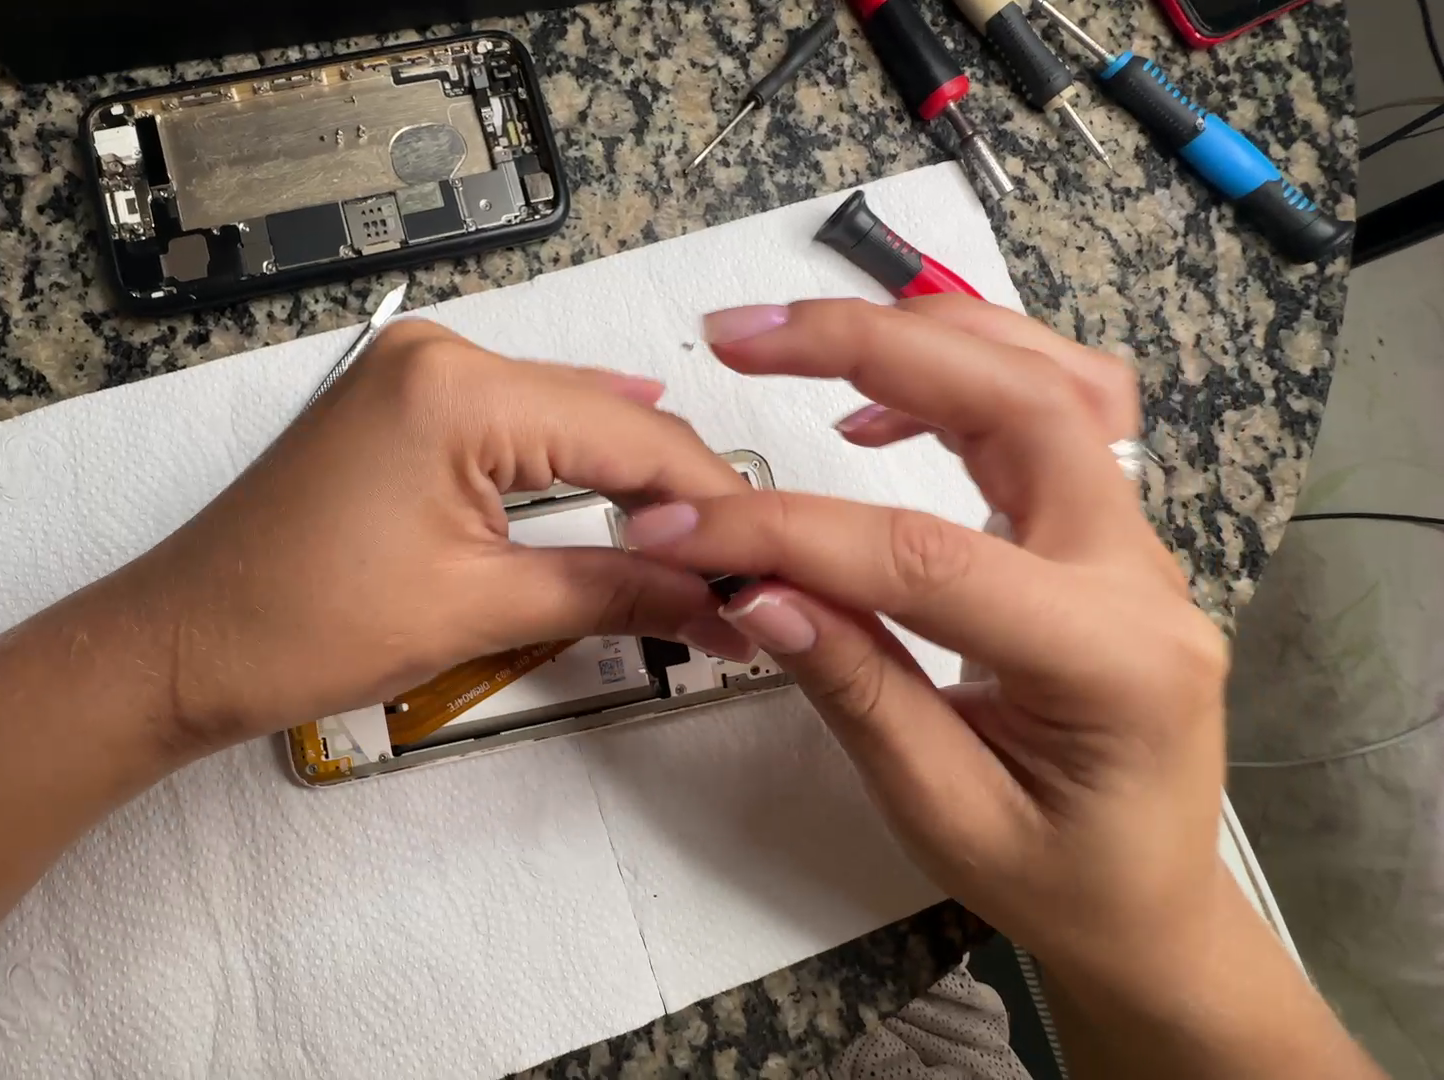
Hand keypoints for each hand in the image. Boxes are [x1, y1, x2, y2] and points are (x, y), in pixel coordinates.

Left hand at [126, 318, 754, 760]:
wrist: (183, 644)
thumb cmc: (310, 628)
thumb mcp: (477, 608)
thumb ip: (613, 590)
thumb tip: (721, 602)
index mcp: (461, 388)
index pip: (630, 434)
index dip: (709, 502)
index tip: (765, 558)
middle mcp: (441, 354)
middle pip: (598, 420)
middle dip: (671, 495)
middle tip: (737, 563)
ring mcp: (414, 373)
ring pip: (559, 421)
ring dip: (622, 483)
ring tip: (691, 541)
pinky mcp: (399, 406)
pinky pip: (510, 428)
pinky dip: (562, 470)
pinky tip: (616, 487)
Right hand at [623, 296, 1226, 1004]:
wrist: (1145, 896)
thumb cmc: (1049, 873)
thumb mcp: (934, 806)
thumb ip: (851, 685)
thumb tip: (750, 589)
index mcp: (1105, 657)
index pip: (915, 555)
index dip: (777, 531)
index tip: (671, 530)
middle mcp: (1136, 568)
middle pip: (1014, 400)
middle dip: (862, 347)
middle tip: (740, 337)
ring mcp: (1127, 535)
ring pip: (1048, 373)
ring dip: (918, 332)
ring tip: (799, 334)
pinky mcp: (1093, 526)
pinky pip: (1045, 406)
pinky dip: (954, 371)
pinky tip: (870, 410)